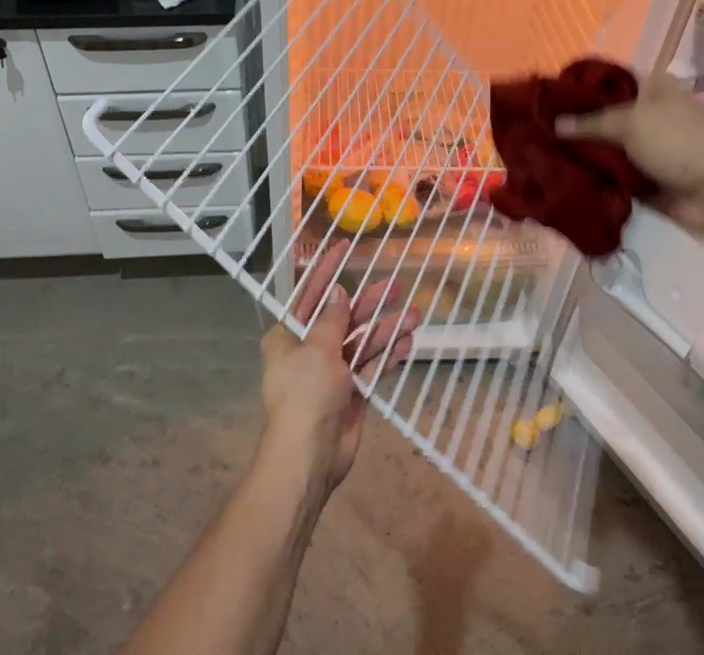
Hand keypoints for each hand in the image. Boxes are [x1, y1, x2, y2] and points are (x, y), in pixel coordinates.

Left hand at [259, 242, 421, 491]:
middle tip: (395, 284)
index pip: (311, 296)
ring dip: (384, 327)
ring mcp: (331, 374)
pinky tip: (407, 339)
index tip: (344, 247)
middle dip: (367, 303)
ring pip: (360, 342)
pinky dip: (388, 353)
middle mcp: (308, 351)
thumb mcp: (317, 350)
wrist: (309, 456)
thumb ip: (332, 320)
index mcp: (288, 337)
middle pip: (341, 319)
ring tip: (415, 312)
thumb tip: (340, 293)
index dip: (327, 270)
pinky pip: (372, 367)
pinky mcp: (352, 394)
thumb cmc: (305, 395)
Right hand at [555, 75, 703, 229]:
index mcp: (652, 88)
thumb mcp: (629, 121)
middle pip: (603, 116)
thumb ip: (590, 122)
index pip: (608, 81)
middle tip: (536, 130)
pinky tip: (561, 176)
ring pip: (605, 148)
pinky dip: (593, 176)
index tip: (544, 99)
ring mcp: (647, 148)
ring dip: (581, 154)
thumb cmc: (677, 140)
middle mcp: (649, 114)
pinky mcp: (645, 178)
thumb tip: (553, 124)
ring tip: (540, 154)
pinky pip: (612, 174)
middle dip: (574, 125)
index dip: (578, 88)